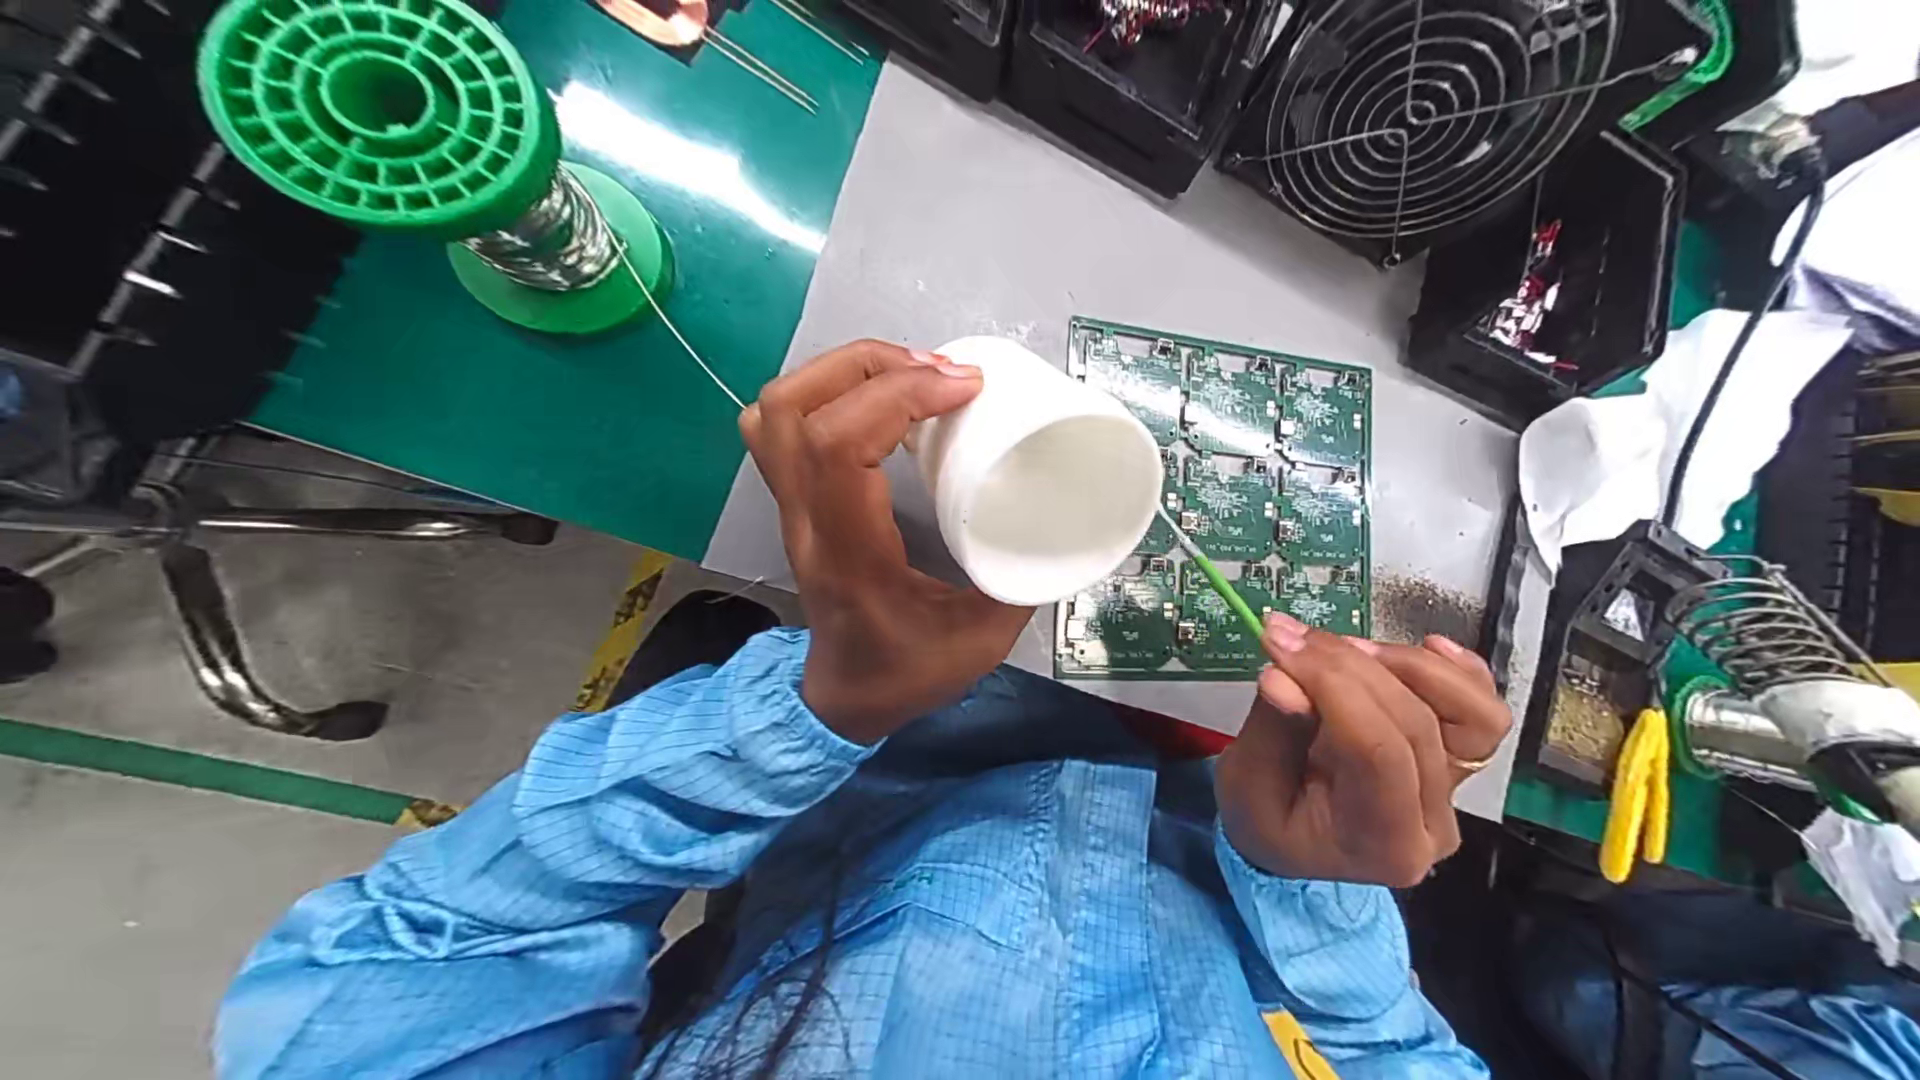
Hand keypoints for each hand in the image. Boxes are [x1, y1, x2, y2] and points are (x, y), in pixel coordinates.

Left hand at [740, 340, 1034, 743]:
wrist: (846, 699)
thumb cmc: (908, 673)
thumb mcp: (982, 639)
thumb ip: (1019, 578)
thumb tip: (1052, 513)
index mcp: (849, 555)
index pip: (840, 446)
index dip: (901, 396)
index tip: (967, 388)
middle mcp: (807, 522)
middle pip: (795, 407)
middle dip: (870, 364)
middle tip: (939, 373)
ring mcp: (791, 509)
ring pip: (776, 408)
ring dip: (843, 370)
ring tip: (909, 374)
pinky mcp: (795, 501)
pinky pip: (781, 424)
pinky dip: (827, 390)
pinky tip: (880, 399)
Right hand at [1215, 614, 1511, 886]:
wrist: (1289, 840)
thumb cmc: (1262, 820)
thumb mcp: (1246, 786)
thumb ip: (1271, 733)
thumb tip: (1282, 676)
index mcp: (1382, 842)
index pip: (1377, 752)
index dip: (1331, 686)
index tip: (1278, 644)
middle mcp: (1432, 820)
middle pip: (1414, 723)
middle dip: (1347, 665)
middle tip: (1288, 634)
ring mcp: (1451, 790)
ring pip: (1470, 715)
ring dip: (1407, 665)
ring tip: (1343, 644)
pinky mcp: (1455, 761)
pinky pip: (1480, 712)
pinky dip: (1457, 673)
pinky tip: (1428, 644)